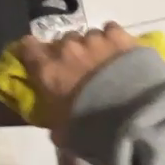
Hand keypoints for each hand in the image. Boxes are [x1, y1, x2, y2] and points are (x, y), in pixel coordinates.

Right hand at [13, 23, 138, 138]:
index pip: (28, 48)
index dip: (31, 51)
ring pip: (87, 36)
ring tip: (105, 65)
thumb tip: (57, 127)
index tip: (36, 58)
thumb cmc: (95, 129)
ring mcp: (94, 39)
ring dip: (92, 47)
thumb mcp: (65, 135)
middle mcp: (67, 49)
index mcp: (49, 71)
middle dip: (68, 53)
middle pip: (62, 42)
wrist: (136, 116)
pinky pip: (110, 29)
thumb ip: (56, 124)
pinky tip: (121, 53)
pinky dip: (112, 39)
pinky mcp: (119, 35)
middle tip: (79, 70)